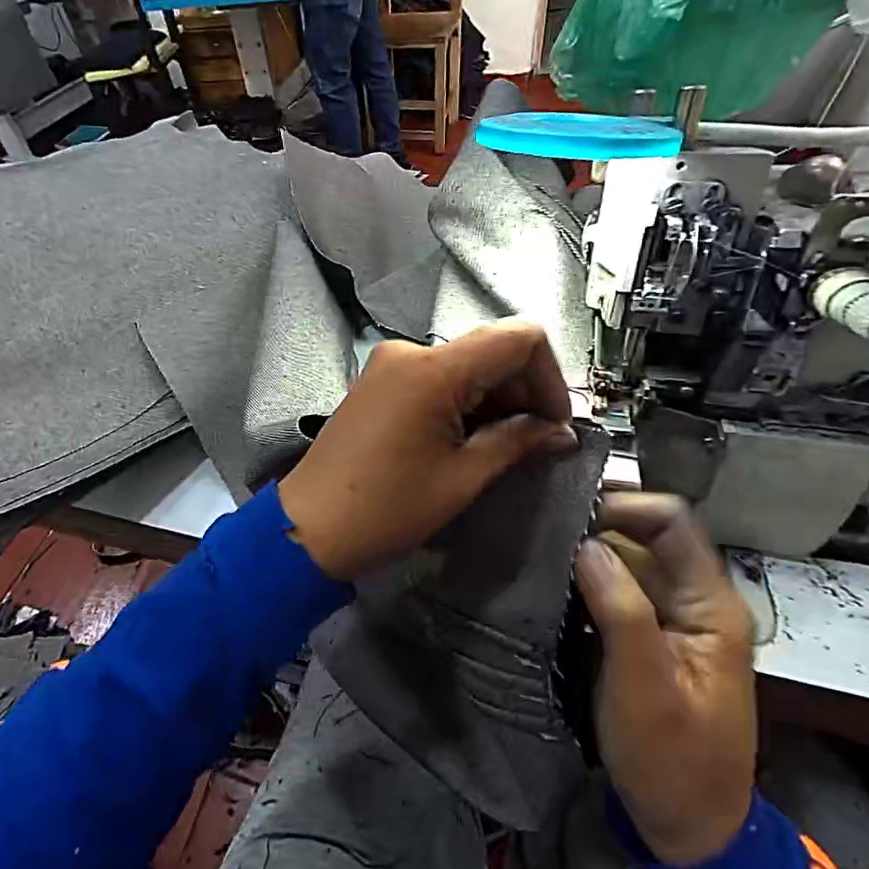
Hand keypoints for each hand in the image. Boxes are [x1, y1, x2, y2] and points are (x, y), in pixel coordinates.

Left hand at [278, 321, 578, 580]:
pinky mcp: (382, 380)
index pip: (519, 338)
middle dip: (525, 391)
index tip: (556, 421)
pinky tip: (472, 438)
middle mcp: (412, 351)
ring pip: (469, 363)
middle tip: (538, 440)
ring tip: (506, 446)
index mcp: (433, 370)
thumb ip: (518, 442)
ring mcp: (392, 363)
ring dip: (497, 398)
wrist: (307, 529)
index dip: (550, 376)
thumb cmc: (386, 510)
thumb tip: (561, 432)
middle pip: (493, 349)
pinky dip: (467, 400)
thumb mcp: (463, 478)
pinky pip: (441, 376)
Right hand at [576, 493, 756, 865]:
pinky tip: (552, 586)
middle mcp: (694, 600)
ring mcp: (671, 619)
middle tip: (542, 530)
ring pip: (628, 565)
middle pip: (646, 540)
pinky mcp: (649, 638)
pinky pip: (619, 595)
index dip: (626, 506)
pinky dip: (588, 587)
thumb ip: (621, 611)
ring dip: (588, 559)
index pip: (674, 522)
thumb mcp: (646, 688)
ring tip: (538, 553)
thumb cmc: (675, 762)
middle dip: (598, 531)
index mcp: (711, 604)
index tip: (573, 513)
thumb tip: (586, 545)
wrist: (689, 827)